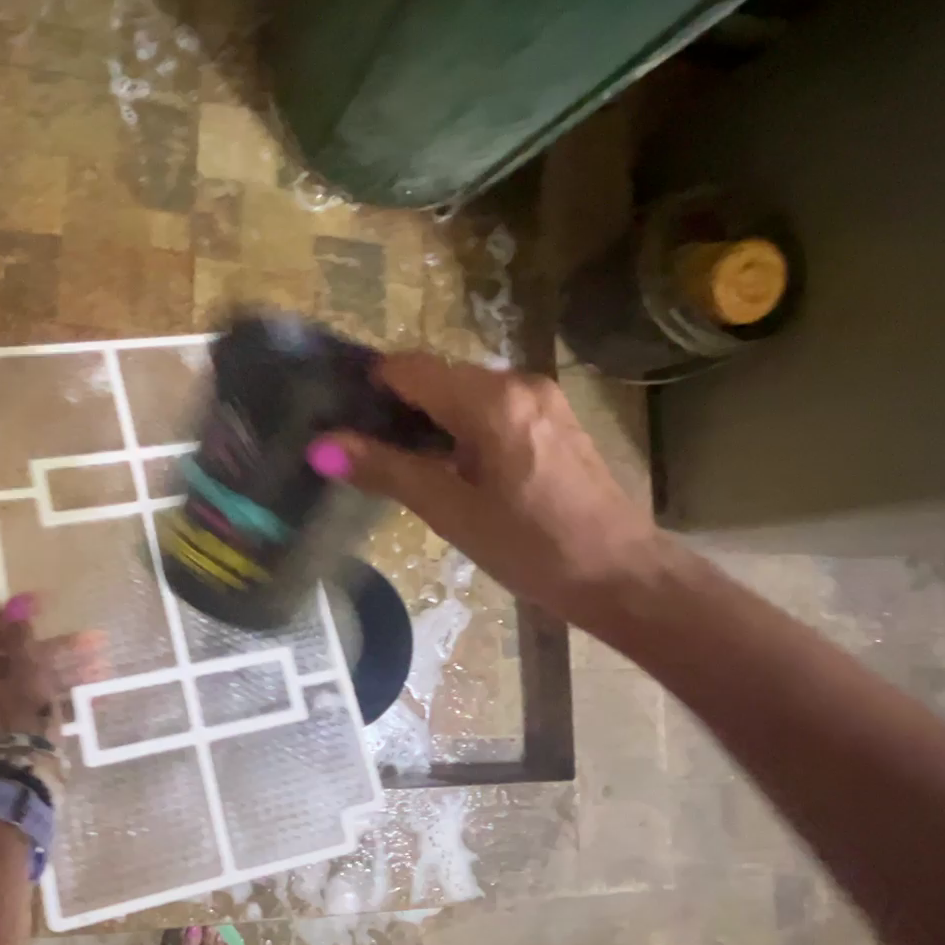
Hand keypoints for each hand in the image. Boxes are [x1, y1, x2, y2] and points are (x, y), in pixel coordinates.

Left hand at [0, 594, 105, 745]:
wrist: (18, 771)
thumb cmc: (16, 713)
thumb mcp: (21, 670)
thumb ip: (20, 638)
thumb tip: (17, 606)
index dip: (18, 612)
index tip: (46, 601)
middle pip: (24, 654)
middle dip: (62, 646)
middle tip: (94, 638)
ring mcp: (6, 706)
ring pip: (41, 677)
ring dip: (73, 669)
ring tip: (105, 666)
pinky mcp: (24, 724)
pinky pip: (47, 701)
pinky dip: (70, 694)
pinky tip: (98, 690)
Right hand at [328, 353, 663, 621]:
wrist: (622, 576)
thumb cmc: (532, 547)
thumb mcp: (450, 511)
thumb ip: (385, 470)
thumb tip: (322, 446)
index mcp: (492, 400)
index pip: (409, 368)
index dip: (368, 386)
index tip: (335, 416)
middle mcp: (518, 384)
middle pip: (436, 377)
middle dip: (394, 405)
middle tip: (357, 447)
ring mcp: (542, 400)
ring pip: (462, 393)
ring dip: (425, 418)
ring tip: (394, 460)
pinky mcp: (553, 420)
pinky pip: (489, 409)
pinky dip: (457, 427)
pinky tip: (445, 466)